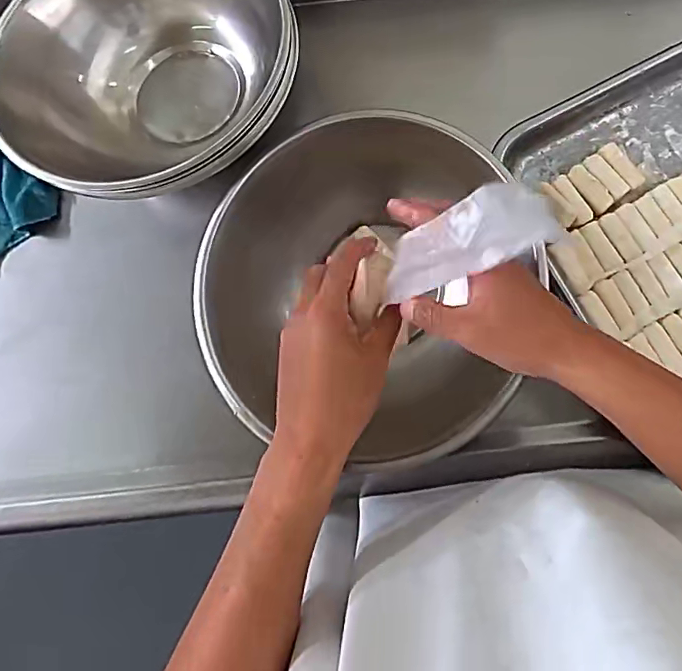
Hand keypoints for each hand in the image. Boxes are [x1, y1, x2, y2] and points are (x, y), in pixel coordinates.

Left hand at [273, 237, 400, 470]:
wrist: (308, 439)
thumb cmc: (344, 401)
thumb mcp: (376, 358)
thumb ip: (387, 324)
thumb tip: (394, 305)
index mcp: (325, 312)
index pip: (339, 265)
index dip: (356, 248)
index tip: (370, 243)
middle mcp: (302, 316)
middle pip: (319, 274)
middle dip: (342, 267)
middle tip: (367, 275)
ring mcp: (291, 332)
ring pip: (310, 294)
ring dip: (332, 290)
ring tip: (359, 306)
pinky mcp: (288, 348)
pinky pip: (305, 315)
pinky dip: (323, 309)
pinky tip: (343, 330)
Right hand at [387, 198, 599, 380]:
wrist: (564, 347)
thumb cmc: (524, 337)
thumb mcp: (469, 331)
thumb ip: (434, 316)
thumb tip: (405, 304)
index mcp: (482, 261)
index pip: (444, 228)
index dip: (417, 214)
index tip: (396, 206)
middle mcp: (493, 255)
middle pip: (456, 224)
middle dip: (428, 215)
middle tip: (403, 212)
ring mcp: (502, 264)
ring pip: (465, 238)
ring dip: (441, 231)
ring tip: (417, 233)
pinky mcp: (507, 276)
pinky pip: (474, 252)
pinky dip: (455, 248)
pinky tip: (445, 262)